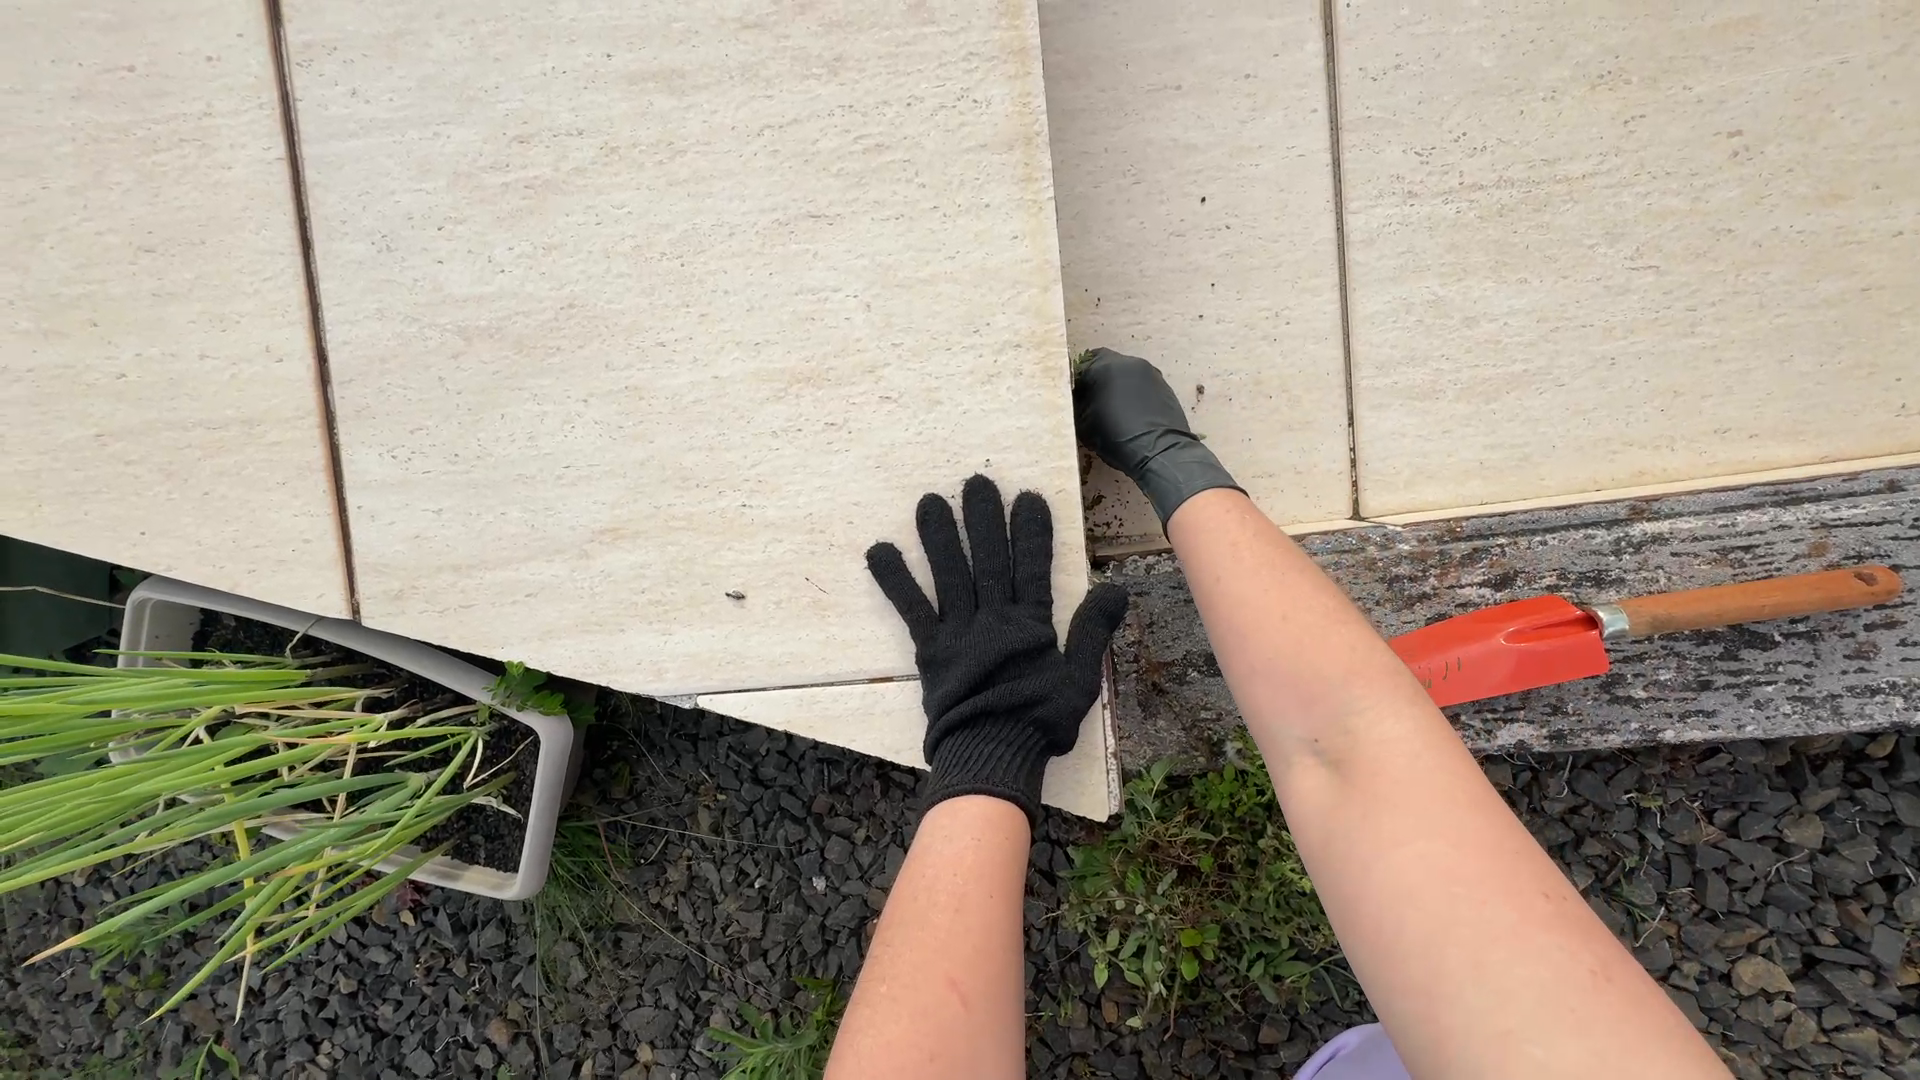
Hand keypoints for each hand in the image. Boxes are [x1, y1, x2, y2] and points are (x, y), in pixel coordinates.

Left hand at [865, 475, 1128, 825]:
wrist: (992, 756)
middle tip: (976, 482)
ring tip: (929, 501)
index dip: (1030, 531)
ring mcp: (958, 631)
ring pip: (949, 574)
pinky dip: (895, 580)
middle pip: (987, 560)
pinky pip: (911, 608)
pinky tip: (879, 550)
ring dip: (939, 537)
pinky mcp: (929, 649)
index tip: (1027, 497)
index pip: (1032, 567)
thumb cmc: (1039, 722)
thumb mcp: (1080, 679)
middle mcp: (992, 619)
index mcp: (1029, 625)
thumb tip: (1117, 589)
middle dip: (983, 520)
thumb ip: (1093, 632)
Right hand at [1073, 348, 1241, 526]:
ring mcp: (1150, 372)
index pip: (1081, 365)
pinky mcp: (1164, 386)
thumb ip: (1079, 404)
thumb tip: (1080, 398)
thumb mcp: (1083, 424)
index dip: (1076, 382)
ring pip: (1125, 373)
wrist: (1159, 451)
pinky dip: (1134, 393)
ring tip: (1113, 408)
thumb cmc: (1115, 436)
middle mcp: (1129, 362)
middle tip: (1092, 401)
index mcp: (1105, 366)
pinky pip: (1141, 384)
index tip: (1074, 398)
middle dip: (1097, 379)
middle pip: (1105, 364)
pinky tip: (1132, 413)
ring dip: (1117, 385)